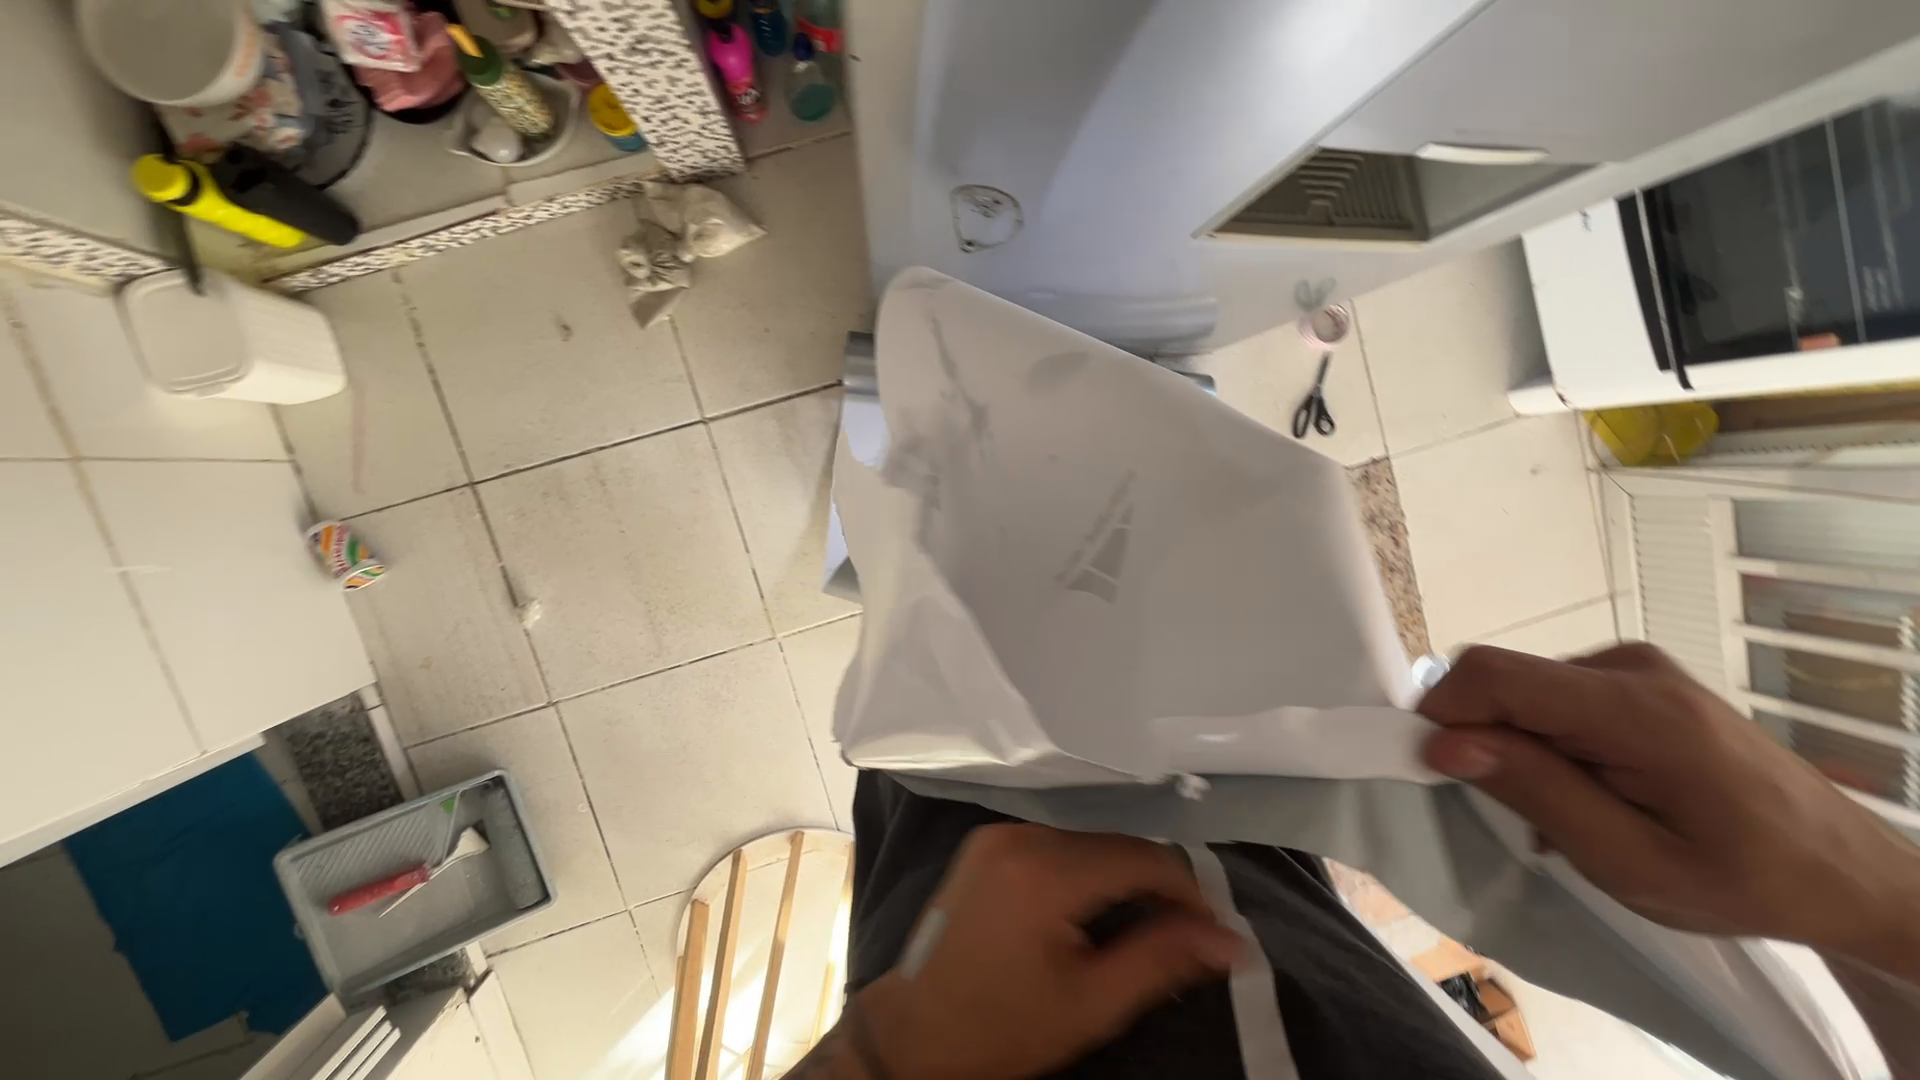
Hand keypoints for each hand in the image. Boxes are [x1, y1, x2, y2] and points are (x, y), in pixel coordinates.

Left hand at [854, 824, 1241, 1079]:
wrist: (915, 1029)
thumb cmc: (1003, 1027)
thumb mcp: (1091, 1004)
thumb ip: (1162, 960)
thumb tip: (1231, 940)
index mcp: (1044, 873)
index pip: (1140, 858)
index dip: (1188, 889)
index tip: (1214, 928)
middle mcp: (1020, 837)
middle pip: (1114, 844)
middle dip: (1156, 883)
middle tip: (1186, 931)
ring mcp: (999, 833)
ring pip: (1086, 840)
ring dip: (1121, 874)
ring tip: (1145, 922)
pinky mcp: (986, 841)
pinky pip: (1056, 842)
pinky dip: (1085, 866)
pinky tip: (1094, 904)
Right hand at [1418, 643, 1919, 970]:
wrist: (1852, 874)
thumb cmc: (1746, 881)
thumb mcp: (1629, 860)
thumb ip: (1536, 792)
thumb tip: (1443, 743)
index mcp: (1636, 710)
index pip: (1493, 674)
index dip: (1443, 712)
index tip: (1437, 770)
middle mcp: (1631, 668)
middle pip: (1504, 678)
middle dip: (1483, 738)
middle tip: (1519, 807)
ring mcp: (1638, 667)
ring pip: (1523, 688)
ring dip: (1516, 744)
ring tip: (1567, 808)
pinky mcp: (1640, 677)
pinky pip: (1552, 694)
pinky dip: (1544, 738)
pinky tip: (1588, 785)